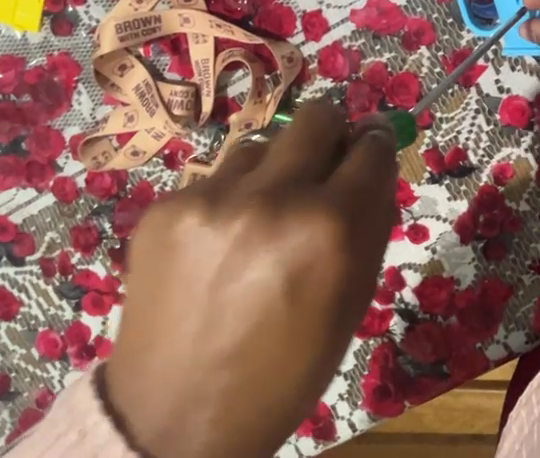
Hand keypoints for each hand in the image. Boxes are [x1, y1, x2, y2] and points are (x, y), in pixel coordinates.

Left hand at [102, 103, 399, 457]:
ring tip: (261, 219)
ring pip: (262, 144)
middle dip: (330, 134)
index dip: (374, 146)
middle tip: (323, 165)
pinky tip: (219, 245)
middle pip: (317, 116)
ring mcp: (211, 200)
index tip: (368, 152)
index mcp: (332, 228)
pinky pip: (216, 177)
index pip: (371, 145)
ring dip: (274, 170)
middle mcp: (274, 199)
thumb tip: (374, 158)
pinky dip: (229, 199)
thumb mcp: (356, 296)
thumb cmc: (288, 368)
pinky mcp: (165, 209)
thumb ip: (372, 218)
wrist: (175, 423)